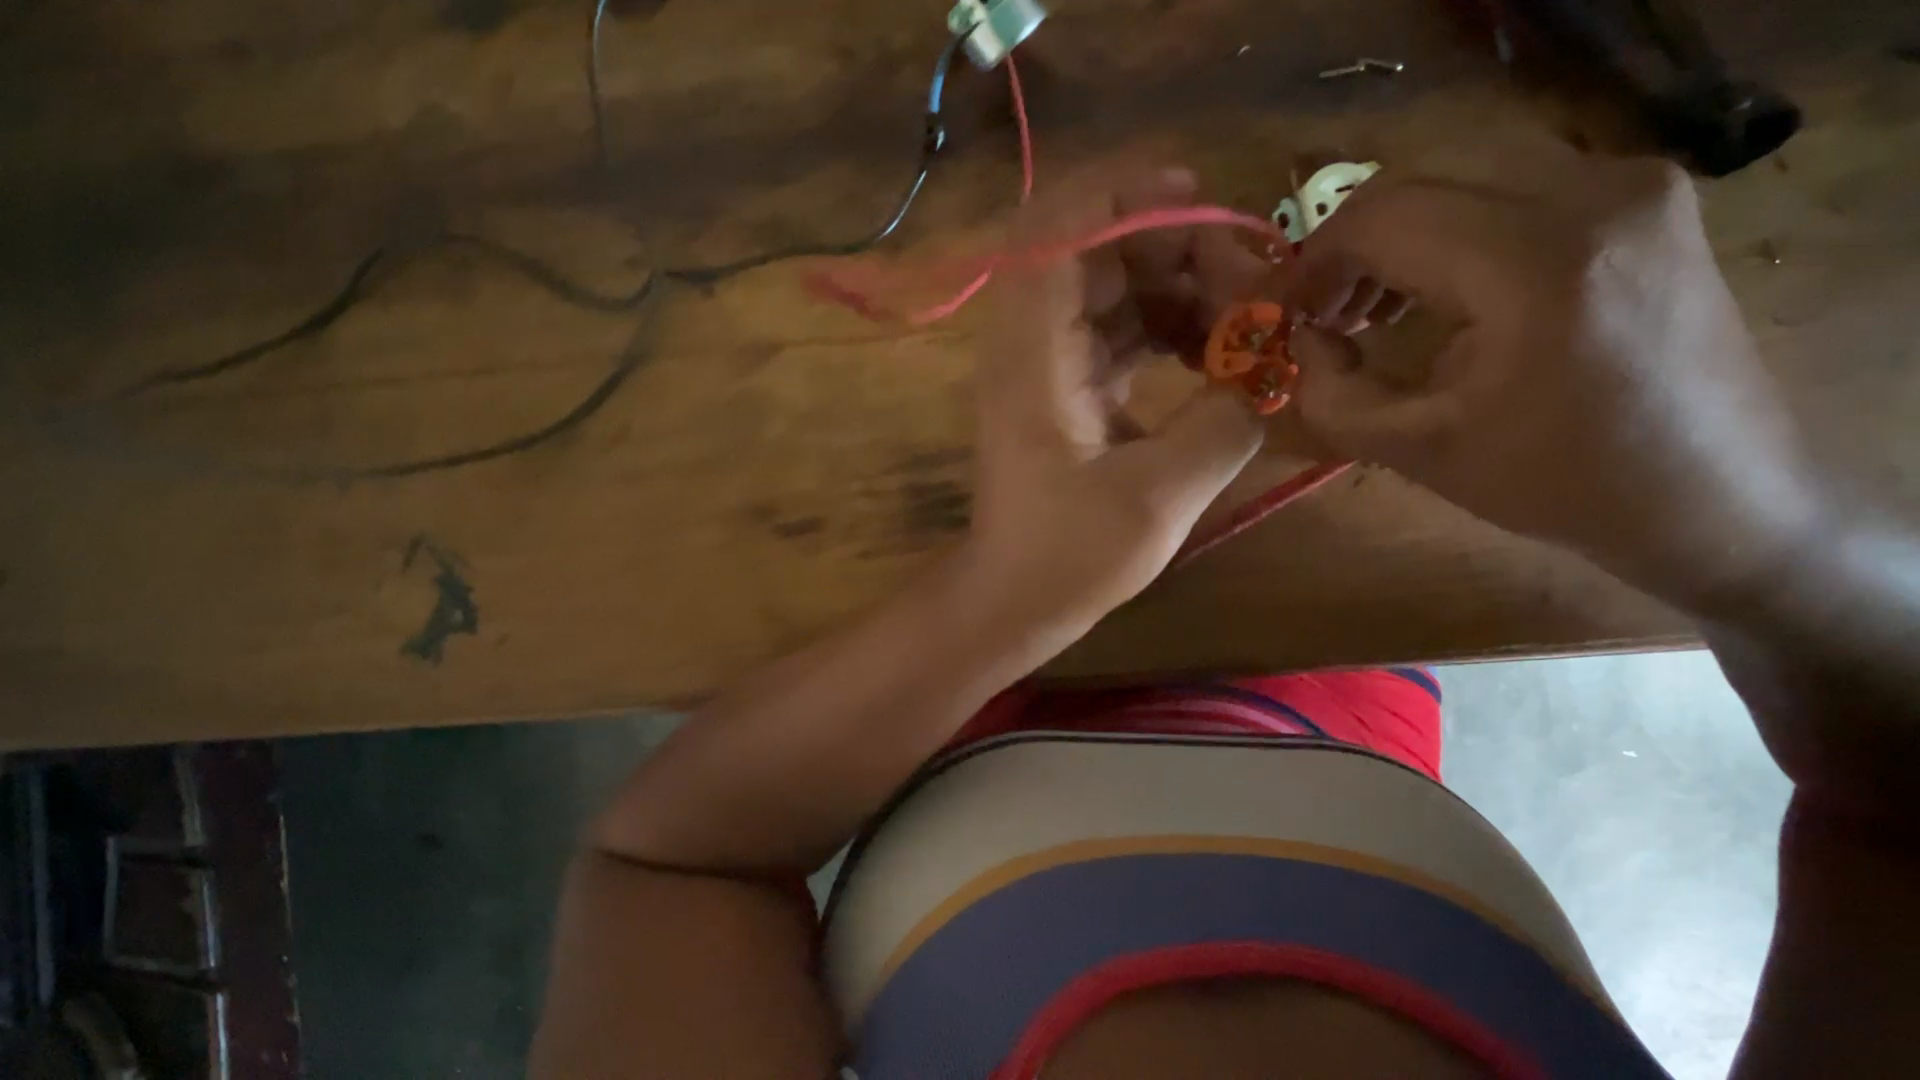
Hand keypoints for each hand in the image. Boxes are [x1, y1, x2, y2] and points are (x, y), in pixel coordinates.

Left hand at [961, 168, 1267, 634]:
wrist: (1014, 601)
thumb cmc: (1070, 554)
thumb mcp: (1161, 493)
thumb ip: (1227, 420)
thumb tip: (1276, 365)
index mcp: (1033, 350)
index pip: (1058, 226)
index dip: (1125, 193)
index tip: (1201, 198)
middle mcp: (1029, 340)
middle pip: (1094, 247)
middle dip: (1174, 246)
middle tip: (1248, 277)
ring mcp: (1044, 361)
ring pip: (1110, 286)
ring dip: (1176, 287)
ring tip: (1244, 319)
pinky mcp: (1064, 386)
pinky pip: (1115, 328)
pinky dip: (1164, 326)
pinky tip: (1215, 354)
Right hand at [1279, 142, 1826, 607]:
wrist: (1718, 495)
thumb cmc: (1563, 485)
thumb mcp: (1419, 450)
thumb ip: (1331, 393)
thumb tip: (1298, 337)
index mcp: (1537, 263)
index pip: (1383, 218)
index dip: (1311, 260)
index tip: (1277, 311)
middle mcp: (1593, 193)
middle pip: (1419, 186)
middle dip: (1349, 250)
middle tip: (1317, 314)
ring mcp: (1631, 186)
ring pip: (1462, 182)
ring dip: (1398, 241)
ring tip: (1366, 309)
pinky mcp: (1646, 198)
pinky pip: (1513, 192)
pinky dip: (1454, 235)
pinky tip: (1434, 293)